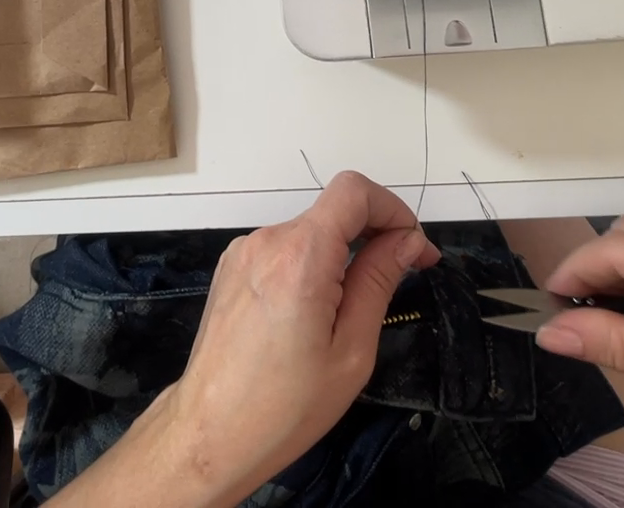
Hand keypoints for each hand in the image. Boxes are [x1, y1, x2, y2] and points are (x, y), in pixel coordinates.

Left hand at [46, 171, 438, 507]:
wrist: (209, 432)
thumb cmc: (288, 404)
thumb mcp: (352, 349)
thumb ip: (378, 281)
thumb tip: (408, 240)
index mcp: (301, 255)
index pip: (353, 191)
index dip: (392, 209)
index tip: (414, 249)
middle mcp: (267, 239)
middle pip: (331, 212)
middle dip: (372, 235)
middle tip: (402, 277)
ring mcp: (244, 250)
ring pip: (308, 232)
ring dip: (340, 253)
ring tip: (352, 308)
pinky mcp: (231, 266)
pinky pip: (282, 249)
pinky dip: (309, 264)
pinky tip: (312, 311)